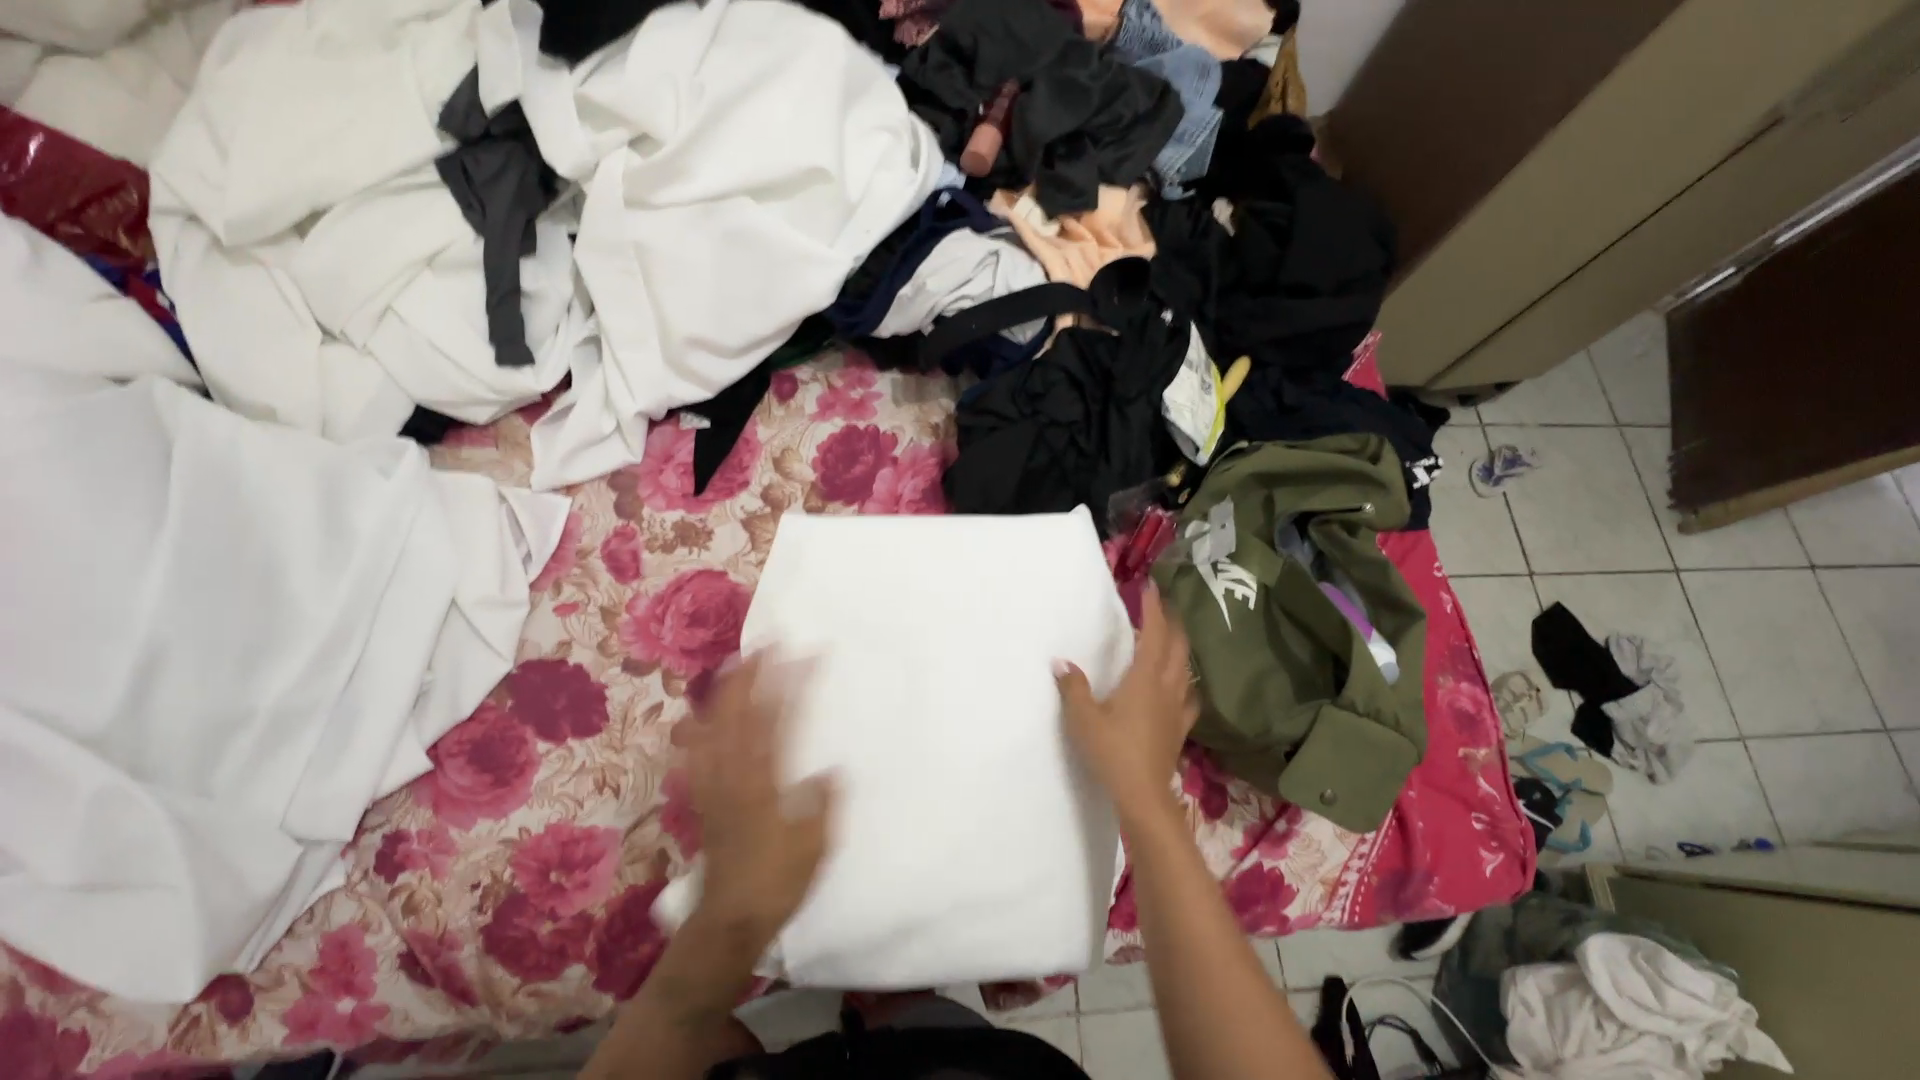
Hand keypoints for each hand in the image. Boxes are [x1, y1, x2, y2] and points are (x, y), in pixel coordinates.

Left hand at [683, 653, 836, 949]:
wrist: (731, 918)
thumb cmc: (778, 881)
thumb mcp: (815, 845)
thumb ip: (821, 803)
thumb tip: (828, 771)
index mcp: (763, 779)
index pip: (779, 718)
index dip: (792, 682)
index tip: (809, 655)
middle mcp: (733, 773)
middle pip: (738, 711)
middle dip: (753, 673)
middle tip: (769, 644)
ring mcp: (712, 784)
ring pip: (712, 725)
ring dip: (725, 691)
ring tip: (736, 664)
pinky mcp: (702, 798)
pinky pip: (696, 752)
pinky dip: (700, 727)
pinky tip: (701, 718)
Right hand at [1056, 584, 1198, 822]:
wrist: (1143, 794)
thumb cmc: (1112, 751)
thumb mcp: (1083, 718)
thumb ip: (1073, 687)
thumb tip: (1061, 662)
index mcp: (1145, 678)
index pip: (1154, 633)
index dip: (1153, 608)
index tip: (1150, 586)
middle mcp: (1167, 687)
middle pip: (1178, 646)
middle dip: (1172, 622)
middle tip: (1161, 606)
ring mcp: (1177, 709)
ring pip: (1187, 669)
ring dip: (1180, 648)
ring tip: (1170, 639)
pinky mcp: (1180, 728)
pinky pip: (1189, 696)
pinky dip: (1186, 682)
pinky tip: (1181, 688)